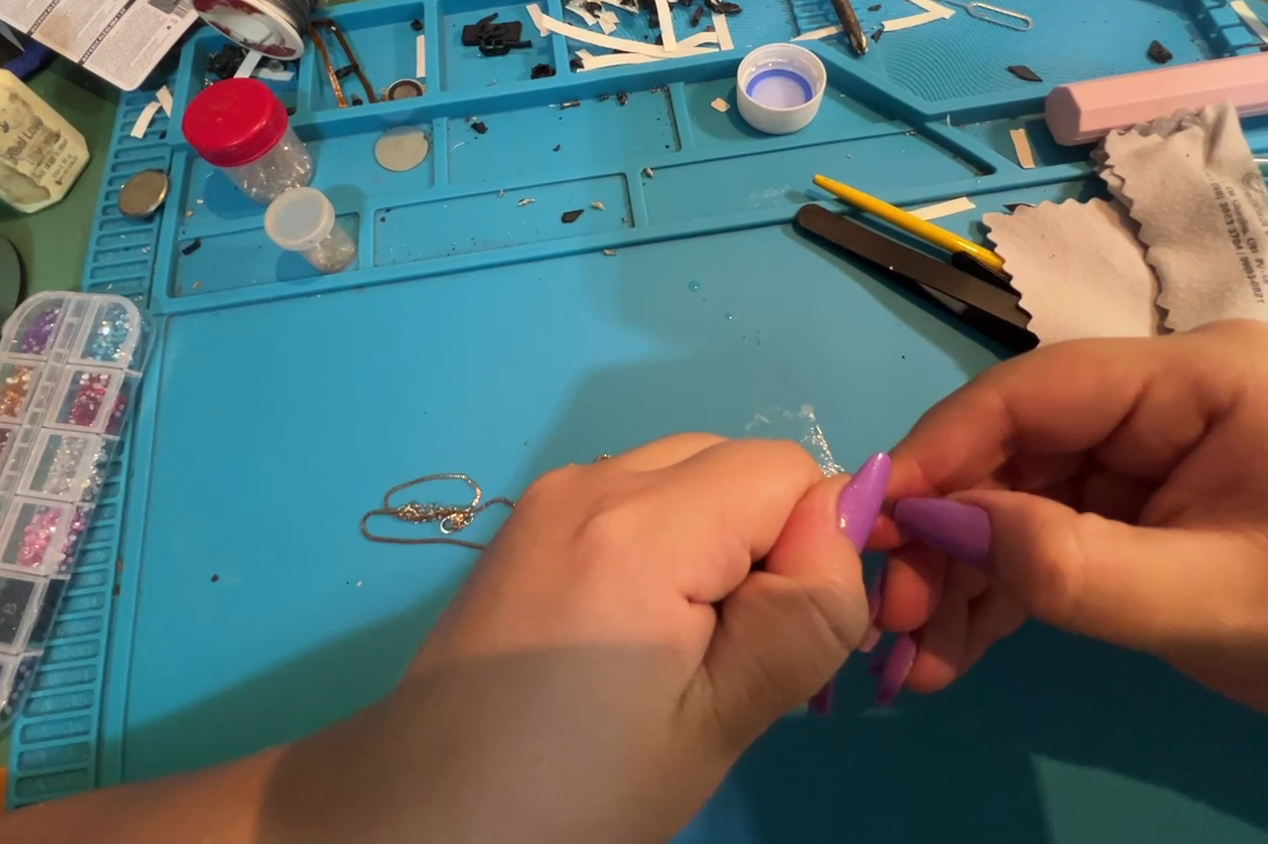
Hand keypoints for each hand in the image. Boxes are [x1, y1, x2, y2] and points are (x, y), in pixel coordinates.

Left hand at [380, 435, 884, 840]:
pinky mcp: (538, 506)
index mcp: (640, 526)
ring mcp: (559, 485)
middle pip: (737, 460)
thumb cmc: (574, 792)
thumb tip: (846, 516)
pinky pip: (642, 486)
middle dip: (767, 534)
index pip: (782, 469)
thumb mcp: (717, 724)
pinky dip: (670, 529)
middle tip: (730, 643)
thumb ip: (803, 615)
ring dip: (718, 532)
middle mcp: (595, 477)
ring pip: (692, 468)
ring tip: (680, 632)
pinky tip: (634, 611)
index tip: (776, 632)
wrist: (421, 810)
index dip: (810, 541)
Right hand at [875, 321, 1267, 768]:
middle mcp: (1153, 398)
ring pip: (1012, 498)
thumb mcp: (1222, 604)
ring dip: (959, 573)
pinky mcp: (1130, 502)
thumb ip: (1071, 564)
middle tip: (890, 611)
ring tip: (913, 650)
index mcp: (1194, 376)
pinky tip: (955, 645)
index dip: (943, 448)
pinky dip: (998, 590)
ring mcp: (1138, 451)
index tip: (875, 516)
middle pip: (1011, 449)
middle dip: (945, 532)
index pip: (1032, 391)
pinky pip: (1042, 533)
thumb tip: (934, 523)